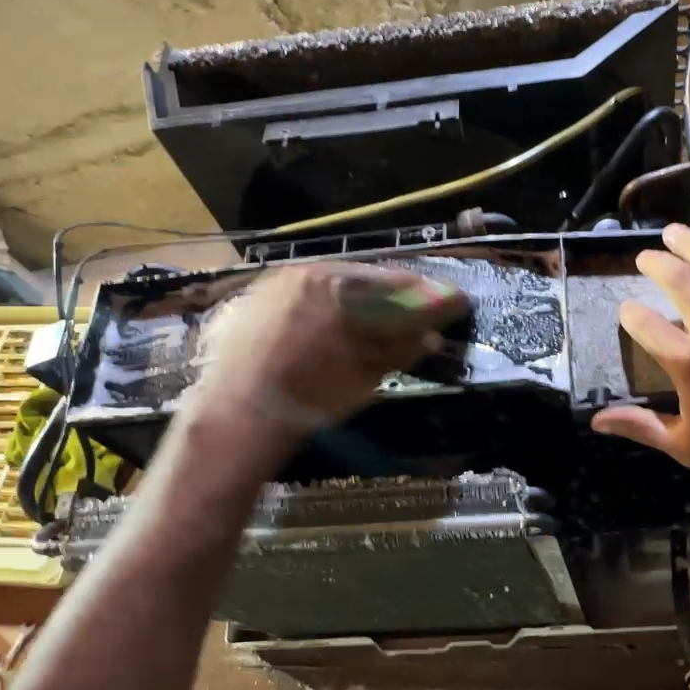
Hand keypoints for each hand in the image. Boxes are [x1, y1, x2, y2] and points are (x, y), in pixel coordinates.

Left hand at [184, 262, 468, 433]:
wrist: (238, 416)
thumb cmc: (308, 392)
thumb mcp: (364, 372)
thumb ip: (400, 347)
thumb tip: (431, 337)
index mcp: (331, 279)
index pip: (391, 280)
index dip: (425, 294)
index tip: (451, 301)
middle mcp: (297, 273)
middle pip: (356, 282)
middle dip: (389, 299)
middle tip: (415, 316)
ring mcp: (268, 290)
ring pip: (325, 293)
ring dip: (355, 307)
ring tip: (376, 329)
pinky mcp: (246, 311)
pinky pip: (298, 306)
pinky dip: (323, 317)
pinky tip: (331, 338)